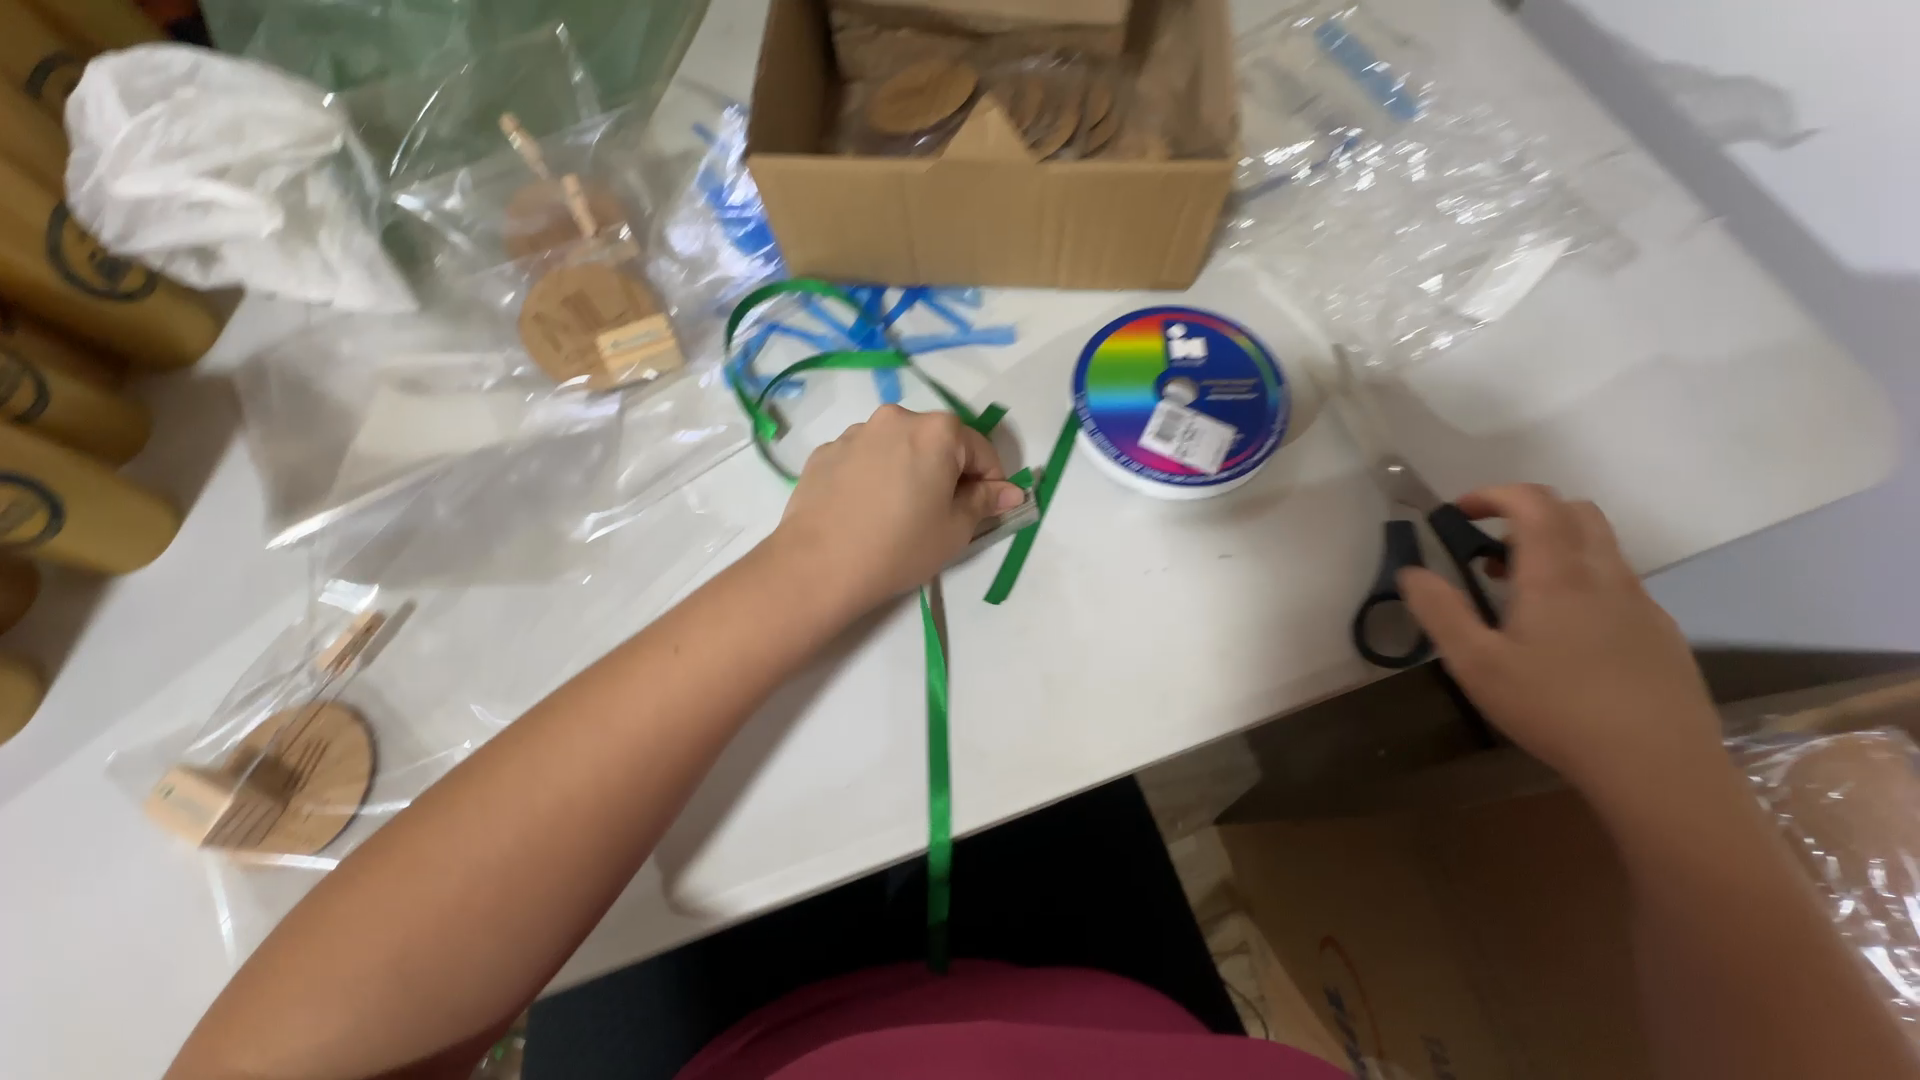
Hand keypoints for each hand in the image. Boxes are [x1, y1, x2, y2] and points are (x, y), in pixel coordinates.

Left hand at [769, 405, 1026, 615]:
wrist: (818, 565)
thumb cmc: (900, 547)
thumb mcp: (955, 529)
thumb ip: (985, 502)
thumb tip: (1010, 491)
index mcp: (937, 431)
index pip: (981, 451)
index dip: (991, 482)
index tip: (986, 511)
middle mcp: (896, 419)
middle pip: (937, 442)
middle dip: (947, 472)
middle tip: (940, 515)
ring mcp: (855, 433)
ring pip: (897, 448)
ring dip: (908, 471)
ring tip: (898, 514)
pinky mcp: (825, 452)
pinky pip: (864, 459)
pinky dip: (873, 477)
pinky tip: (865, 512)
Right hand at [1399, 484, 1723, 798]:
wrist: (1658, 766)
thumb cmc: (1556, 710)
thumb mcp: (1476, 665)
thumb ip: (1440, 611)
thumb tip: (1412, 572)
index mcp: (1557, 575)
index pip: (1534, 503)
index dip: (1494, 494)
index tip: (1459, 513)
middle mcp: (1605, 575)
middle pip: (1576, 511)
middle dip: (1528, 513)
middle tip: (1489, 548)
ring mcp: (1640, 603)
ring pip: (1601, 546)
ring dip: (1556, 547)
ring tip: (1518, 592)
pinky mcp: (1661, 632)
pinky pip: (1618, 583)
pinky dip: (1582, 580)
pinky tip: (1564, 634)